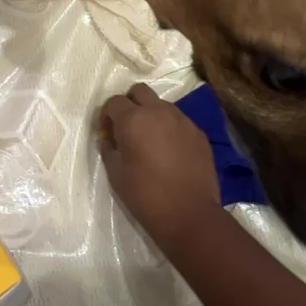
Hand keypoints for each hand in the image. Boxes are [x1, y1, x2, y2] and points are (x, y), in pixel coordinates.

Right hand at [99, 83, 221, 248]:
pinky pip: (179, 121)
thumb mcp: (116, 174)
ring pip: (161, 104)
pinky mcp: (198, 133)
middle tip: (127, 127)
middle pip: (139, 91)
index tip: (107, 132)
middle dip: (129, 103)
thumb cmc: (146, 195)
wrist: (189, 214)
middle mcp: (158, 111)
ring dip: (152, 114)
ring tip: (151, 140)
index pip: (114, 101)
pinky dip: (170, 128)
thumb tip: (109, 138)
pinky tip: (170, 152)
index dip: (106, 115)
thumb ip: (109, 149)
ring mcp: (182, 120)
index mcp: (133, 119)